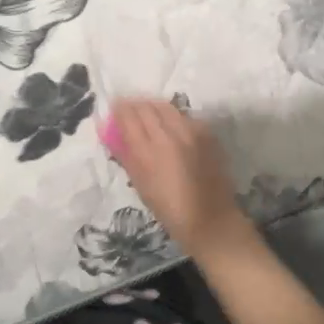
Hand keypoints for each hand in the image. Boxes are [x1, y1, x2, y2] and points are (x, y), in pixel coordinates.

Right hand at [106, 99, 254, 261]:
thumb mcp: (141, 186)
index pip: (128, 117)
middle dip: (134, 104)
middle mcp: (168, 135)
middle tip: (128, 107)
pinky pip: (184, 116)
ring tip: (147, 111)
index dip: (119, 109)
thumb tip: (112, 134)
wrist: (210, 218)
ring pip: (166, 107)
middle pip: (146, 107)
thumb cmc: (170, 210)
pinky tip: (170, 123)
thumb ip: (126, 156)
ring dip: (153, 106)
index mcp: (148, 152)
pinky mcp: (206, 132)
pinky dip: (172, 115)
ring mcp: (190, 131)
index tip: (114, 107)